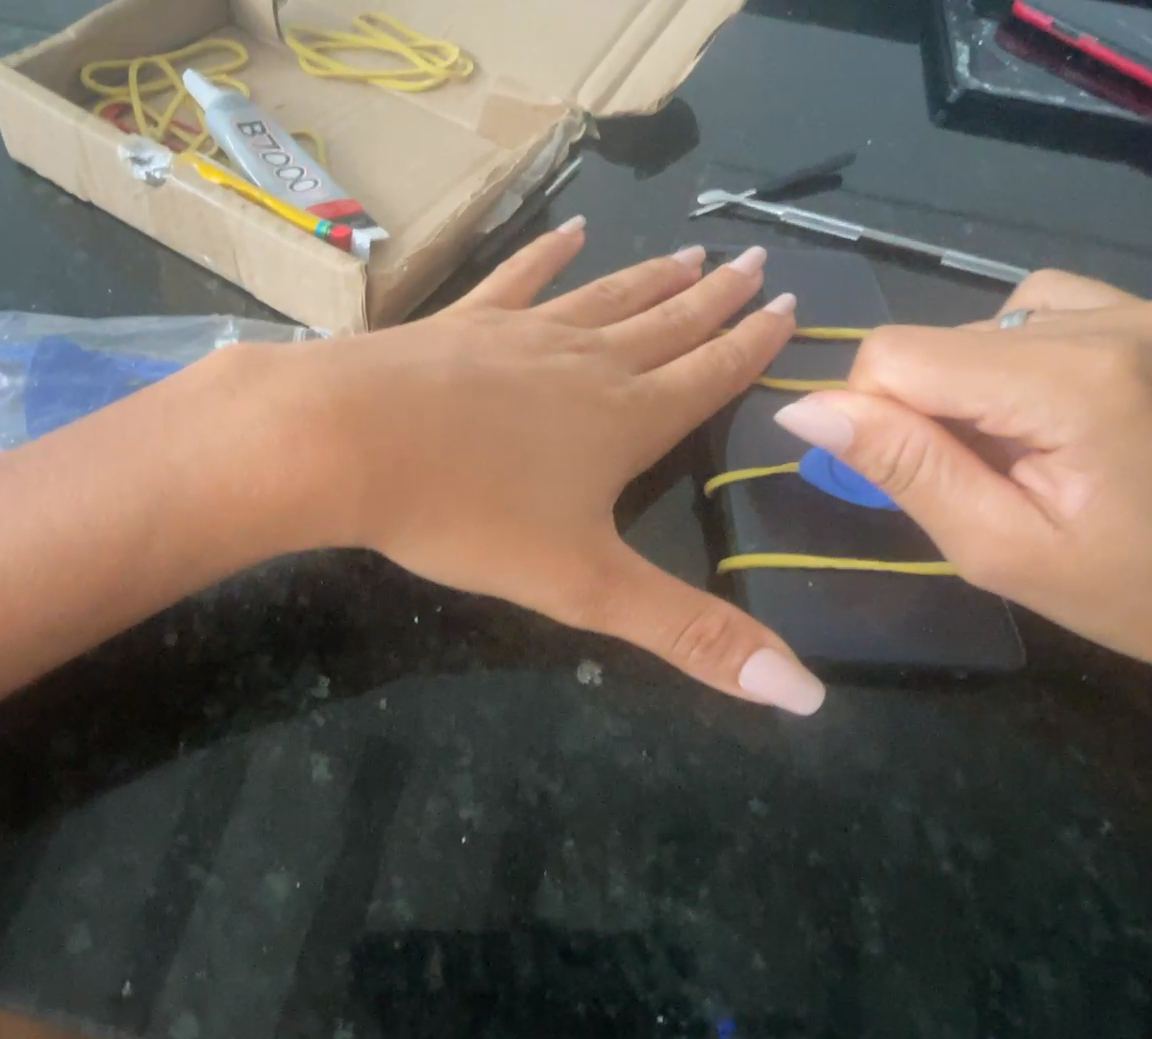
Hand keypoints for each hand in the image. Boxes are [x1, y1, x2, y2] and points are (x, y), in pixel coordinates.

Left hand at [225, 223, 825, 712]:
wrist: (346, 442)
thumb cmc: (466, 516)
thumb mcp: (584, 588)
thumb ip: (687, 635)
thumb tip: (804, 693)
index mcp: (623, 421)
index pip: (708, 378)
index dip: (752, 348)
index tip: (790, 306)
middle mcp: (583, 364)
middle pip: (665, 326)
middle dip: (715, 302)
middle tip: (757, 264)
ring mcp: (518, 335)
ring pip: (603, 299)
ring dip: (650, 278)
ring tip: (692, 251)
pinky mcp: (458, 324)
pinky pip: (516, 280)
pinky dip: (545, 257)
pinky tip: (567, 231)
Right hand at [771, 270, 1151, 744]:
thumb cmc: (1145, 598)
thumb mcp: (999, 549)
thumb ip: (902, 466)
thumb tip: (802, 410)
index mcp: (1076, 382)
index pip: (896, 353)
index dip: (871, 414)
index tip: (909, 475)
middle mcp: (1119, 319)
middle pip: (938, 339)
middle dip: (927, 409)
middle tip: (984, 483)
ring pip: (981, 324)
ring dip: (968, 387)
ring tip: (1020, 451)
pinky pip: (1042, 311)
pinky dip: (1014, 359)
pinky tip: (1048, 411)